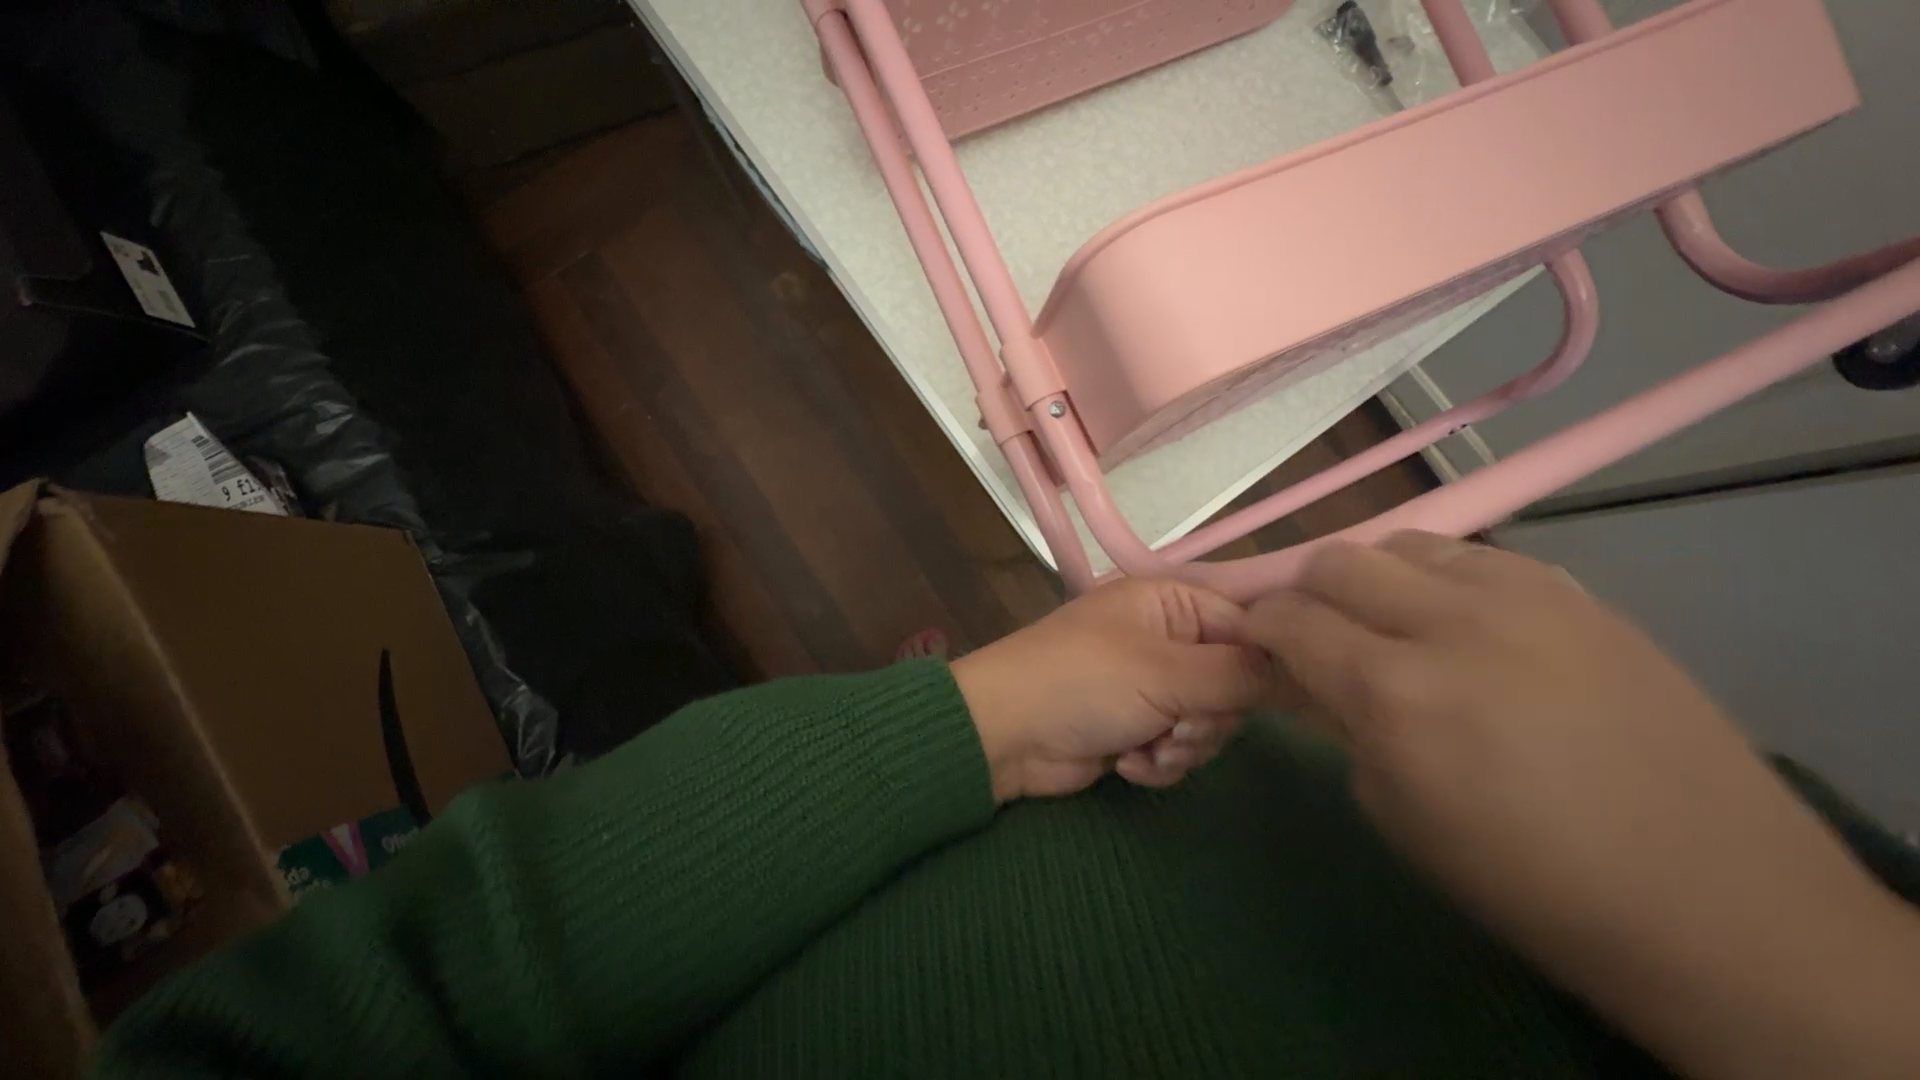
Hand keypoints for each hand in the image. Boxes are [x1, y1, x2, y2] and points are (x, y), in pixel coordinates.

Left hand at [951, 578, 1270, 802]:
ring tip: (1147, 748)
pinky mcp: (1138, 729)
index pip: (1249, 627)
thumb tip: (1302, 671)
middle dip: (1210, 718)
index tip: (1272, 701)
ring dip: (1183, 746)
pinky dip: (1158, 763)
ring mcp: (1152, 686)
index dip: (1265, 666)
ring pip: (1210, 724)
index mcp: (1172, 603)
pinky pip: (1180, 750)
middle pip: (1235, 684)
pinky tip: (1127, 764)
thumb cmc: (1083, 683)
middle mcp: (1168, 639)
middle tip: (1179, 727)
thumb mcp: (1165, 672)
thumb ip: (1240, 674)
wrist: (1004, 734)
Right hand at [1243, 531, 1919, 1079]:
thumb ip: (1337, 722)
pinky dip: (1439, 578)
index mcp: (1394, 691)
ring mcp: (1522, 597)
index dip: (1256, 625)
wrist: (1705, 896)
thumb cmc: (1524, 879)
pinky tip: (1458, 623)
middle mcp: (1450, 622)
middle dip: (1304, 592)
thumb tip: (1302, 675)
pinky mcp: (1576, 594)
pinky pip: (1476, 557)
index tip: (1253, 643)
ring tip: (1386, 624)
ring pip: (1404, 543)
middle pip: (1337, 560)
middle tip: (1312, 635)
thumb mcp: (1395, 810)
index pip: (1289, 619)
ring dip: (1372, 577)